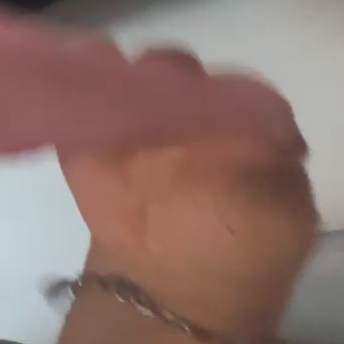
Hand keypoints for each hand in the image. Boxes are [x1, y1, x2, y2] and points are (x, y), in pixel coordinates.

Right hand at [61, 48, 317, 337]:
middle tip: (153, 104)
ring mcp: (128, 115)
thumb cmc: (231, 244)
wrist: (162, 277)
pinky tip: (68, 83)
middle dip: (160, 75)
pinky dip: (66, 77)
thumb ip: (266, 145)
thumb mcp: (277, 201)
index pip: (229, 83)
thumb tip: (240, 102)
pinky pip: (72, 85)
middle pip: (170, 66)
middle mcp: (183, 111)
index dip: (220, 90)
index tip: (206, 107)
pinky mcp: (81, 127)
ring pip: (118, 66)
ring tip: (108, 94)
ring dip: (111, 72)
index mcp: (239, 126)